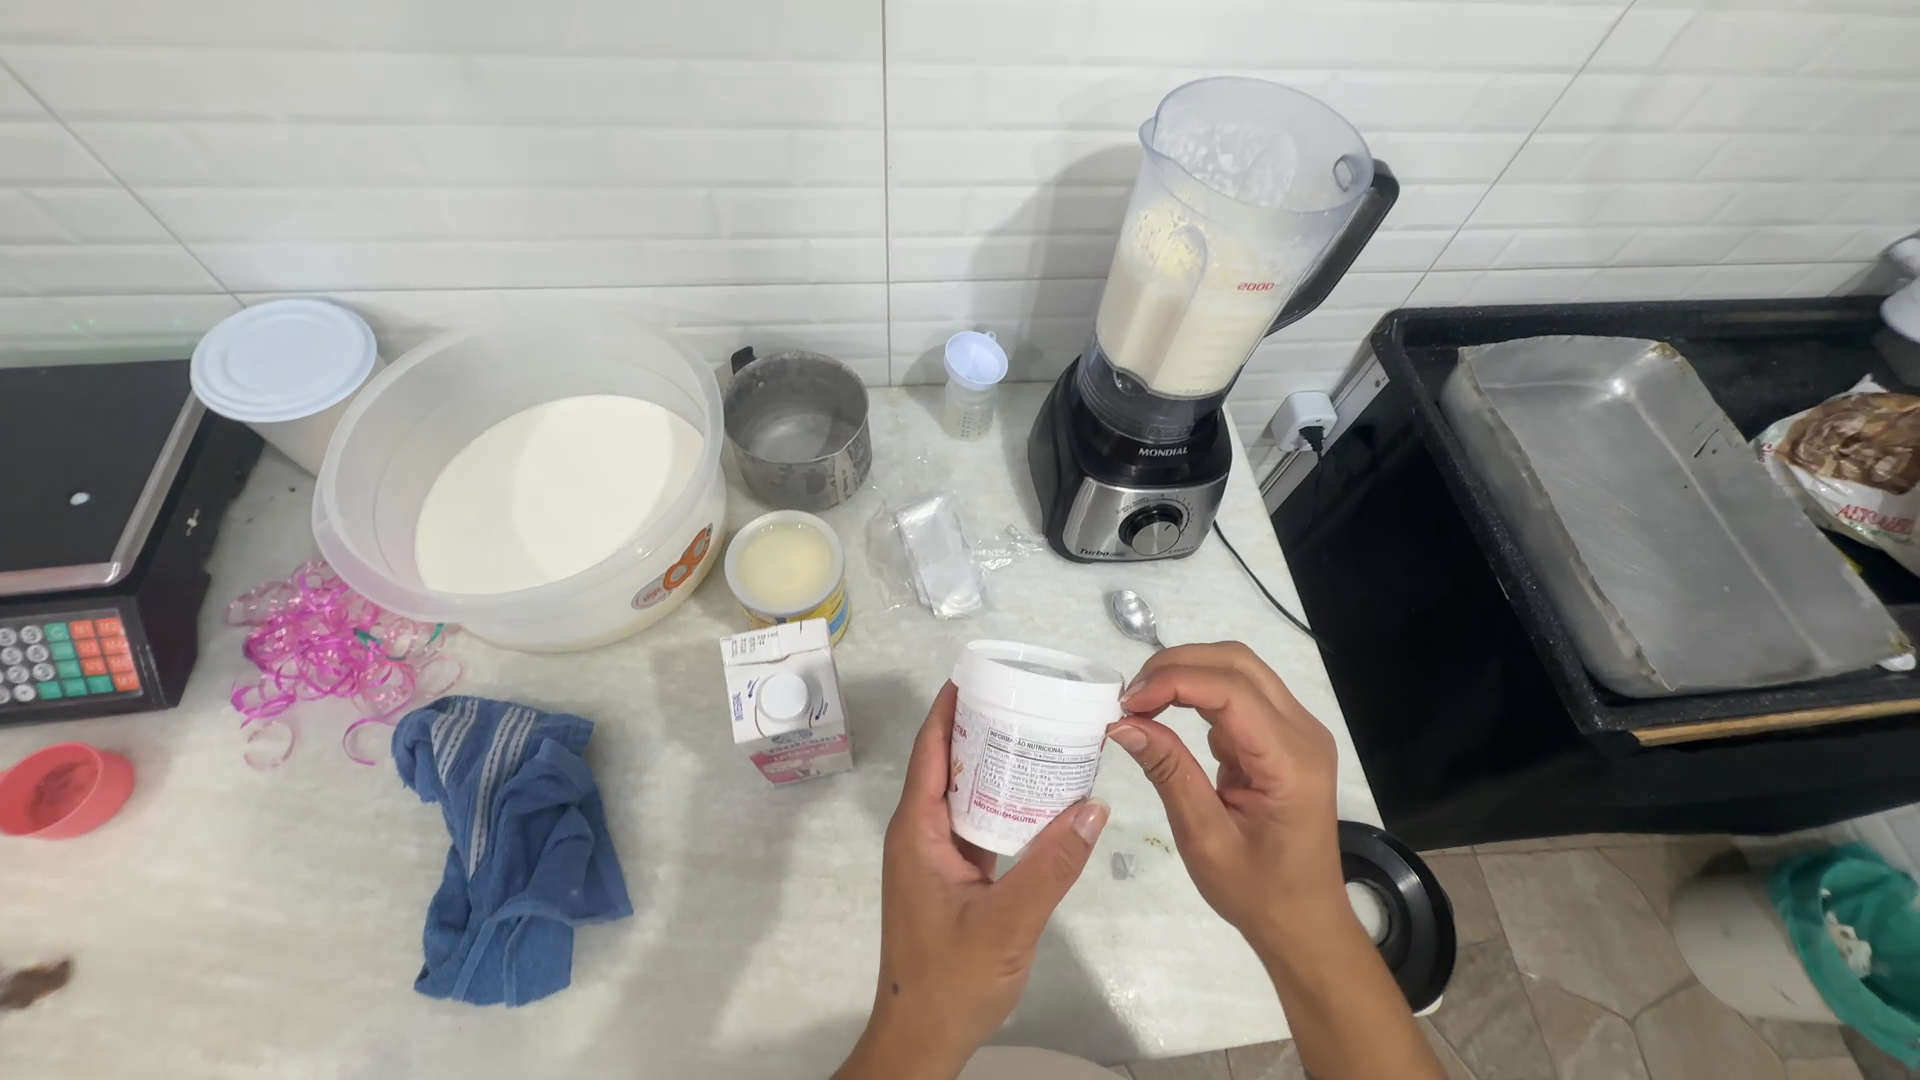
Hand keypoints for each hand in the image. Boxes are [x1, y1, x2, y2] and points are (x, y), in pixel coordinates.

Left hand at [835, 683, 1109, 1079]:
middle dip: (978, 727)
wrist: (923, 1038)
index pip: (929, 751)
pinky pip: (976, 822)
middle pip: (946, 763)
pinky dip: (1001, 802)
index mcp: (918, 829)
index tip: (977, 673)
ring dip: (992, 764)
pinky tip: (1035, 796)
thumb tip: (1095, 807)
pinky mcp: (952, 873)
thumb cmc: (950, 978)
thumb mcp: (1008, 922)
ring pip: (963, 793)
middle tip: (1023, 698)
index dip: (948, 709)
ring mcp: (935, 854)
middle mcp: (921, 832)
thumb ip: (1052, 865)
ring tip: (1034, 733)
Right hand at [1107, 643, 1345, 950]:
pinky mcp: (1281, 735)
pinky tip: (1164, 712)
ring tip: (1141, 703)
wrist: (1304, 922)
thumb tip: (1123, 723)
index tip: (1127, 704)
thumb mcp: (1203, 838)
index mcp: (1291, 761)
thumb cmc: (1257, 891)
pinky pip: (1237, 693)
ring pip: (1237, 669)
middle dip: (1177, 666)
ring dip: (1185, 673)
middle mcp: (1302, 732)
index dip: (1174, 681)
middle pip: (1237, 663)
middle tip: (1130, 698)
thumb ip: (1168, 772)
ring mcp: (1296, 730)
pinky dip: (1196, 691)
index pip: (1231, 690)